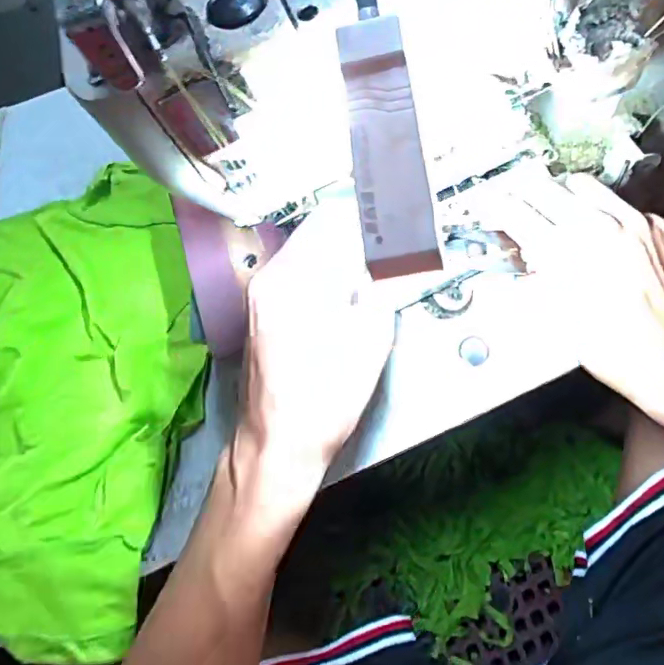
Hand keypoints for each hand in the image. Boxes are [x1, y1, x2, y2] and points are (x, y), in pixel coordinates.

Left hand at [237, 199, 399, 498]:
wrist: (278, 448)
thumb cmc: (324, 398)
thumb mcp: (369, 336)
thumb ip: (380, 283)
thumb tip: (391, 251)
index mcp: (291, 277)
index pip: (334, 220)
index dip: (372, 216)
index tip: (400, 218)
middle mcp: (270, 278)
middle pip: (320, 232)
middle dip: (362, 233)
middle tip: (398, 242)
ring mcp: (263, 295)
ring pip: (312, 252)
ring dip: (348, 252)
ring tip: (384, 263)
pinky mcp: (266, 312)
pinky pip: (303, 274)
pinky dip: (332, 272)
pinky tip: (356, 288)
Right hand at [489, 174, 663, 437]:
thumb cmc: (616, 349)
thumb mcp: (557, 314)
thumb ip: (536, 274)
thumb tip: (522, 252)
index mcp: (569, 252)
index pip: (518, 212)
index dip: (498, 209)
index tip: (492, 208)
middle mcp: (602, 227)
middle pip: (547, 187)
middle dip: (526, 196)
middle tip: (518, 206)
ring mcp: (634, 222)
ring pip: (584, 186)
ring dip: (564, 196)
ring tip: (558, 216)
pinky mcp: (656, 225)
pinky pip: (619, 203)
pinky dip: (603, 214)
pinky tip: (600, 237)